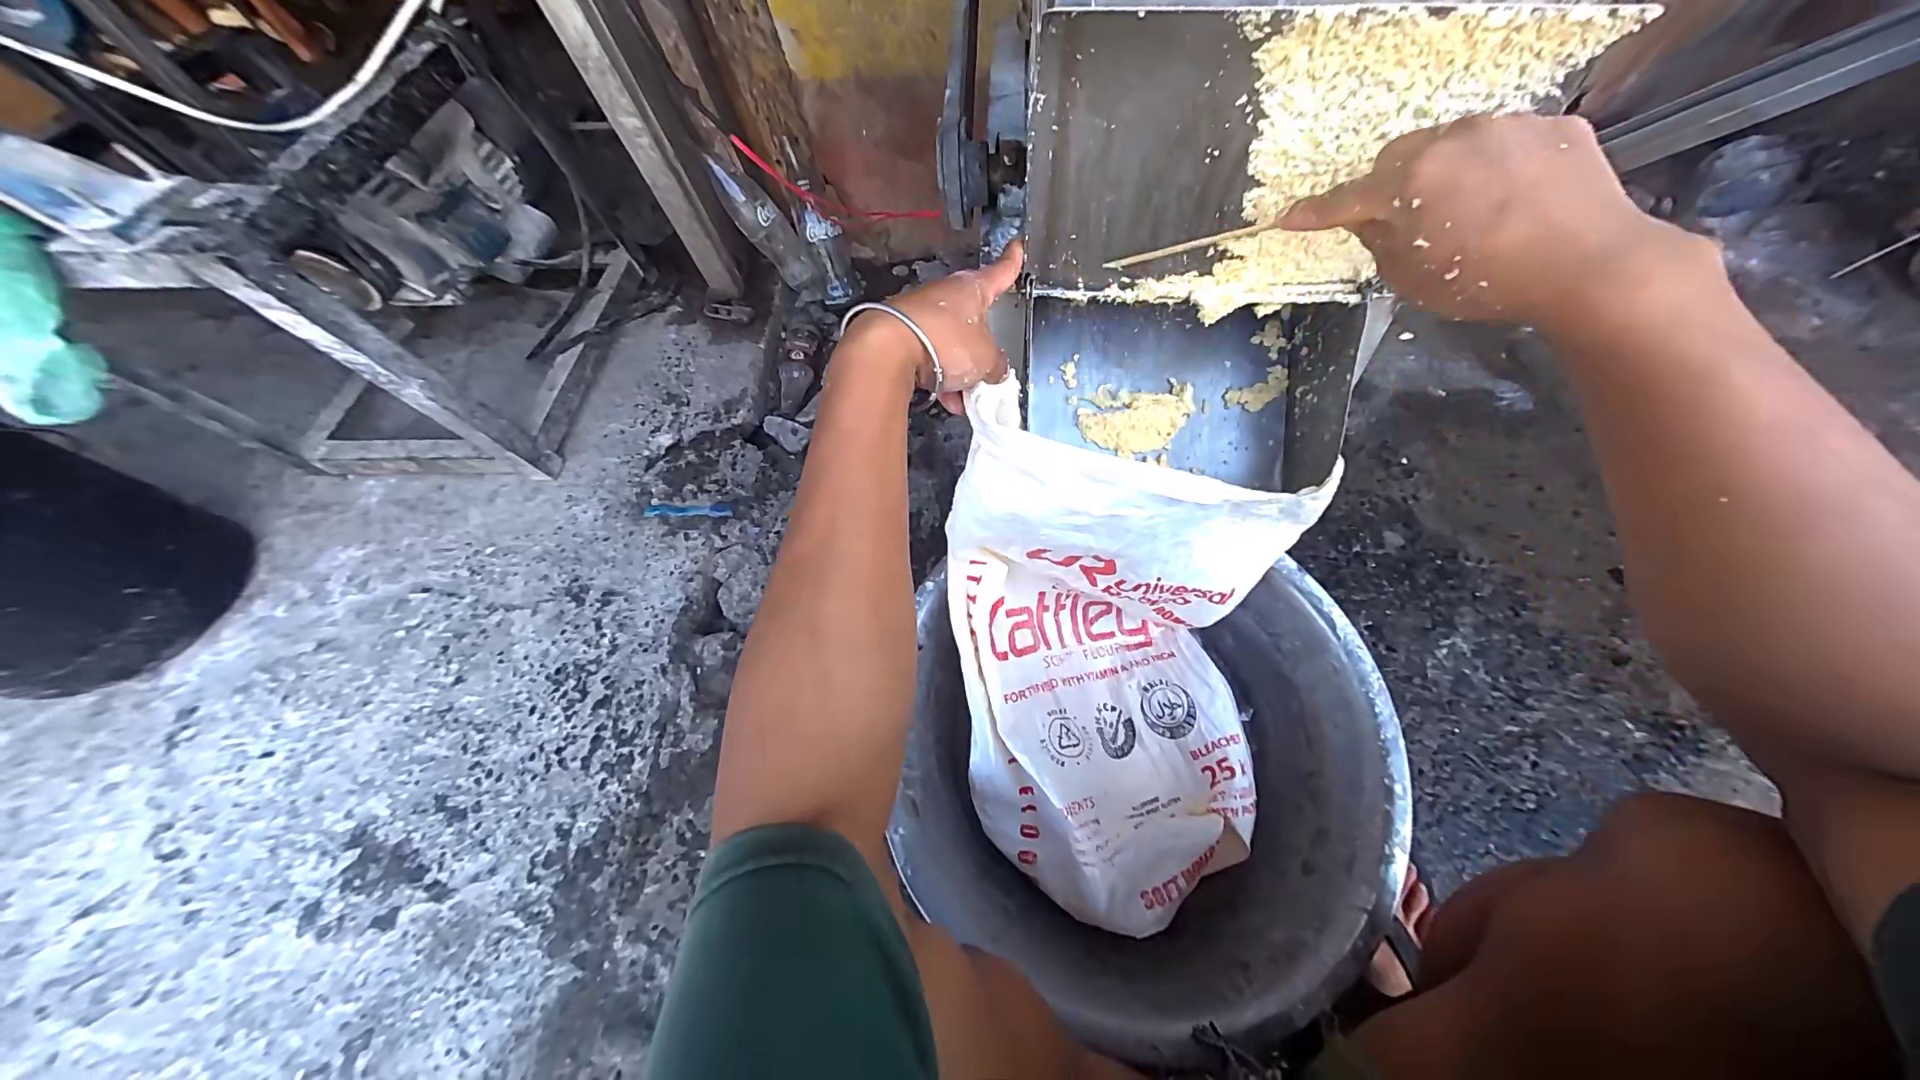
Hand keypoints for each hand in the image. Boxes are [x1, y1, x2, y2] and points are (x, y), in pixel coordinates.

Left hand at [844, 240, 1022, 410]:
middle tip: (987, 373)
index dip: (1012, 262)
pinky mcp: (900, 336)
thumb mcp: (986, 360)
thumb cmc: (943, 342)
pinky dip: (938, 378)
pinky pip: (929, 358)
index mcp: (973, 289)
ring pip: (950, 346)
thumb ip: (997, 365)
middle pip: (972, 321)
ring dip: (959, 372)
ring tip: (963, 397)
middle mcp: (945, 295)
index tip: (1016, 247)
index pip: (1000, 272)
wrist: (887, 351)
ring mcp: (920, 315)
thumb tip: (995, 371)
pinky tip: (944, 399)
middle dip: (980, 351)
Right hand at [1279, 114, 1707, 328]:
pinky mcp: (1555, 127)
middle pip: (1399, 156)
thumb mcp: (1410, 278)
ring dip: (1444, 171)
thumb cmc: (1484, 282)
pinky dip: (1496, 167)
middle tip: (1401, 219)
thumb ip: (1380, 242)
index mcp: (1409, 182)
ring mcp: (1509, 126)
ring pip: (1453, 142)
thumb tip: (1371, 221)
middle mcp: (1453, 139)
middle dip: (1390, 185)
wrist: (1589, 265)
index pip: (1347, 199)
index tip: (1289, 218)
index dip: (1315, 212)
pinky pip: (1506, 142)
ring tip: (1466, 209)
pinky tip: (1513, 199)